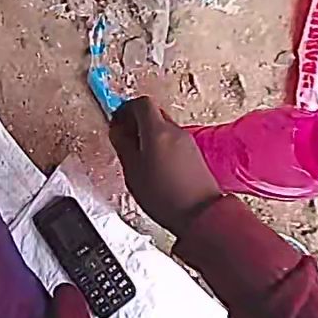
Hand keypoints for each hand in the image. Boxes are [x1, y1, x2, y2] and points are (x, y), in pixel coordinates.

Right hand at [108, 97, 223, 236]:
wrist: (200, 214)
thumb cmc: (163, 195)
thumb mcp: (132, 170)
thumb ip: (122, 144)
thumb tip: (116, 129)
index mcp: (157, 131)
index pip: (141, 103)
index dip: (125, 109)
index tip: (116, 120)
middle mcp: (175, 132)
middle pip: (153, 113)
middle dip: (136, 120)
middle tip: (124, 136)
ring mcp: (187, 142)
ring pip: (163, 127)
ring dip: (148, 133)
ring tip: (137, 154)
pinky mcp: (195, 154)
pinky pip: (172, 140)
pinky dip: (160, 144)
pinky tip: (153, 165)